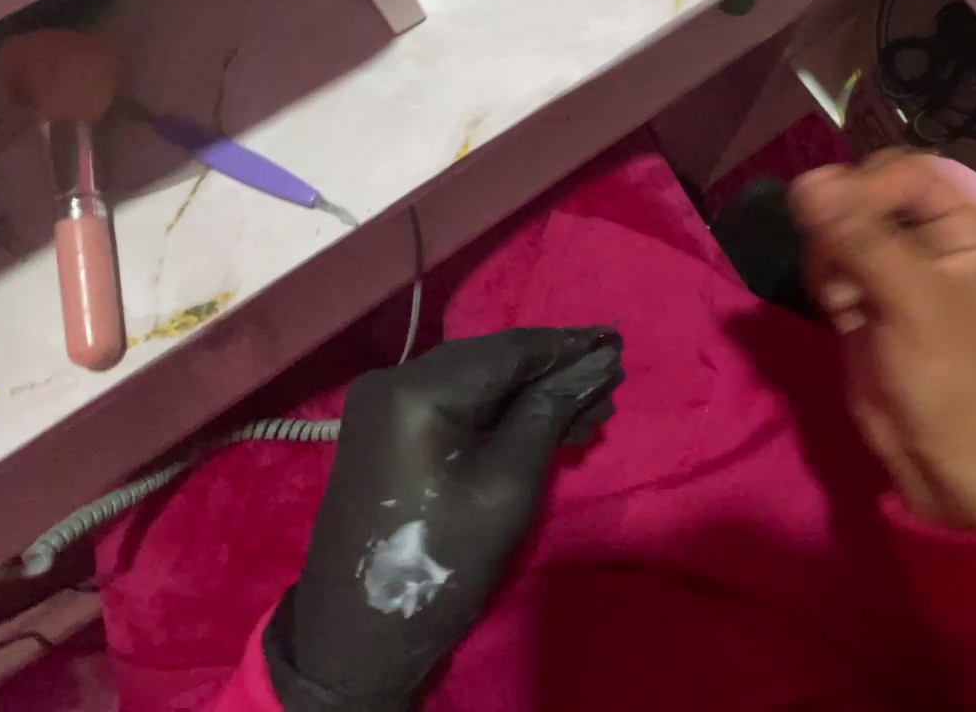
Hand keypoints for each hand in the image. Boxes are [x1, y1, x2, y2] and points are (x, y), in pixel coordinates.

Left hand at [270, 327, 623, 710]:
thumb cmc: (443, 558)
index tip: (617, 342)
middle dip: (556, 373)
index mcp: (418, 388)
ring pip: (481, 382)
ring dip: (534, 394)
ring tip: (591, 413)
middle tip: (610, 385)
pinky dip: (503, 412)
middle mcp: (396, 378)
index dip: (568, 345)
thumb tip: (599, 360)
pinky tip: (547, 425)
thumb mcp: (511, 481)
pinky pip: (460, 403)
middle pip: (494, 360)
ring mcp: (388, 402)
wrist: (358, 634)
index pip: (510, 348)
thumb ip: (554, 408)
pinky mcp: (391, 426)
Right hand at [789, 152, 975, 531]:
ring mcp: (895, 267)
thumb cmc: (948, 381)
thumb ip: (860, 237)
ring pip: (839, 226)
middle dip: (842, 228)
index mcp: (965, 228)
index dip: (864, 191)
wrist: (940, 464)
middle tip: (842, 272)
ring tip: (847, 300)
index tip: (837, 226)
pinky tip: (841, 312)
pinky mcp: (865, 294)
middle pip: (863, 194)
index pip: (902, 173)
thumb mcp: (912, 303)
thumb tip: (807, 178)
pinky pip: (829, 260)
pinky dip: (826, 281)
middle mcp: (931, 238)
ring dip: (830, 258)